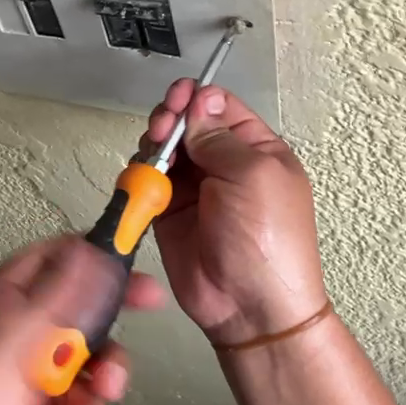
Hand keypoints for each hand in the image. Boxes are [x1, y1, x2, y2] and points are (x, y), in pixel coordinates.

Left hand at [0, 237, 163, 404]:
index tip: (127, 256)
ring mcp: (38, 378)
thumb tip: (89, 251)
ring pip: (95, 354)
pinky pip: (91, 404)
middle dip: (111, 309)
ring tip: (100, 398)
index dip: (86, 252)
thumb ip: (48, 301)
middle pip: (79, 302)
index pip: (46, 259)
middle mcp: (17, 335)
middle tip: (149, 301)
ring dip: (104, 377)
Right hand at [143, 81, 327, 345]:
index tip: (178, 98)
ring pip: (164, 148)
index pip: (220, 107)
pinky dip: (140, 172)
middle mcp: (223, 163)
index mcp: (256, 149)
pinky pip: (147, 180)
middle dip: (170, 117)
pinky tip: (142, 176)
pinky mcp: (167, 211)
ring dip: (154, 142)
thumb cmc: (265, 237)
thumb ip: (219, 137)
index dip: (197, 98)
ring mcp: (194, 188)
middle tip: (161, 129)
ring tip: (153, 151)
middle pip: (187, 123)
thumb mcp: (252, 176)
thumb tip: (198, 101)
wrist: (249, 306)